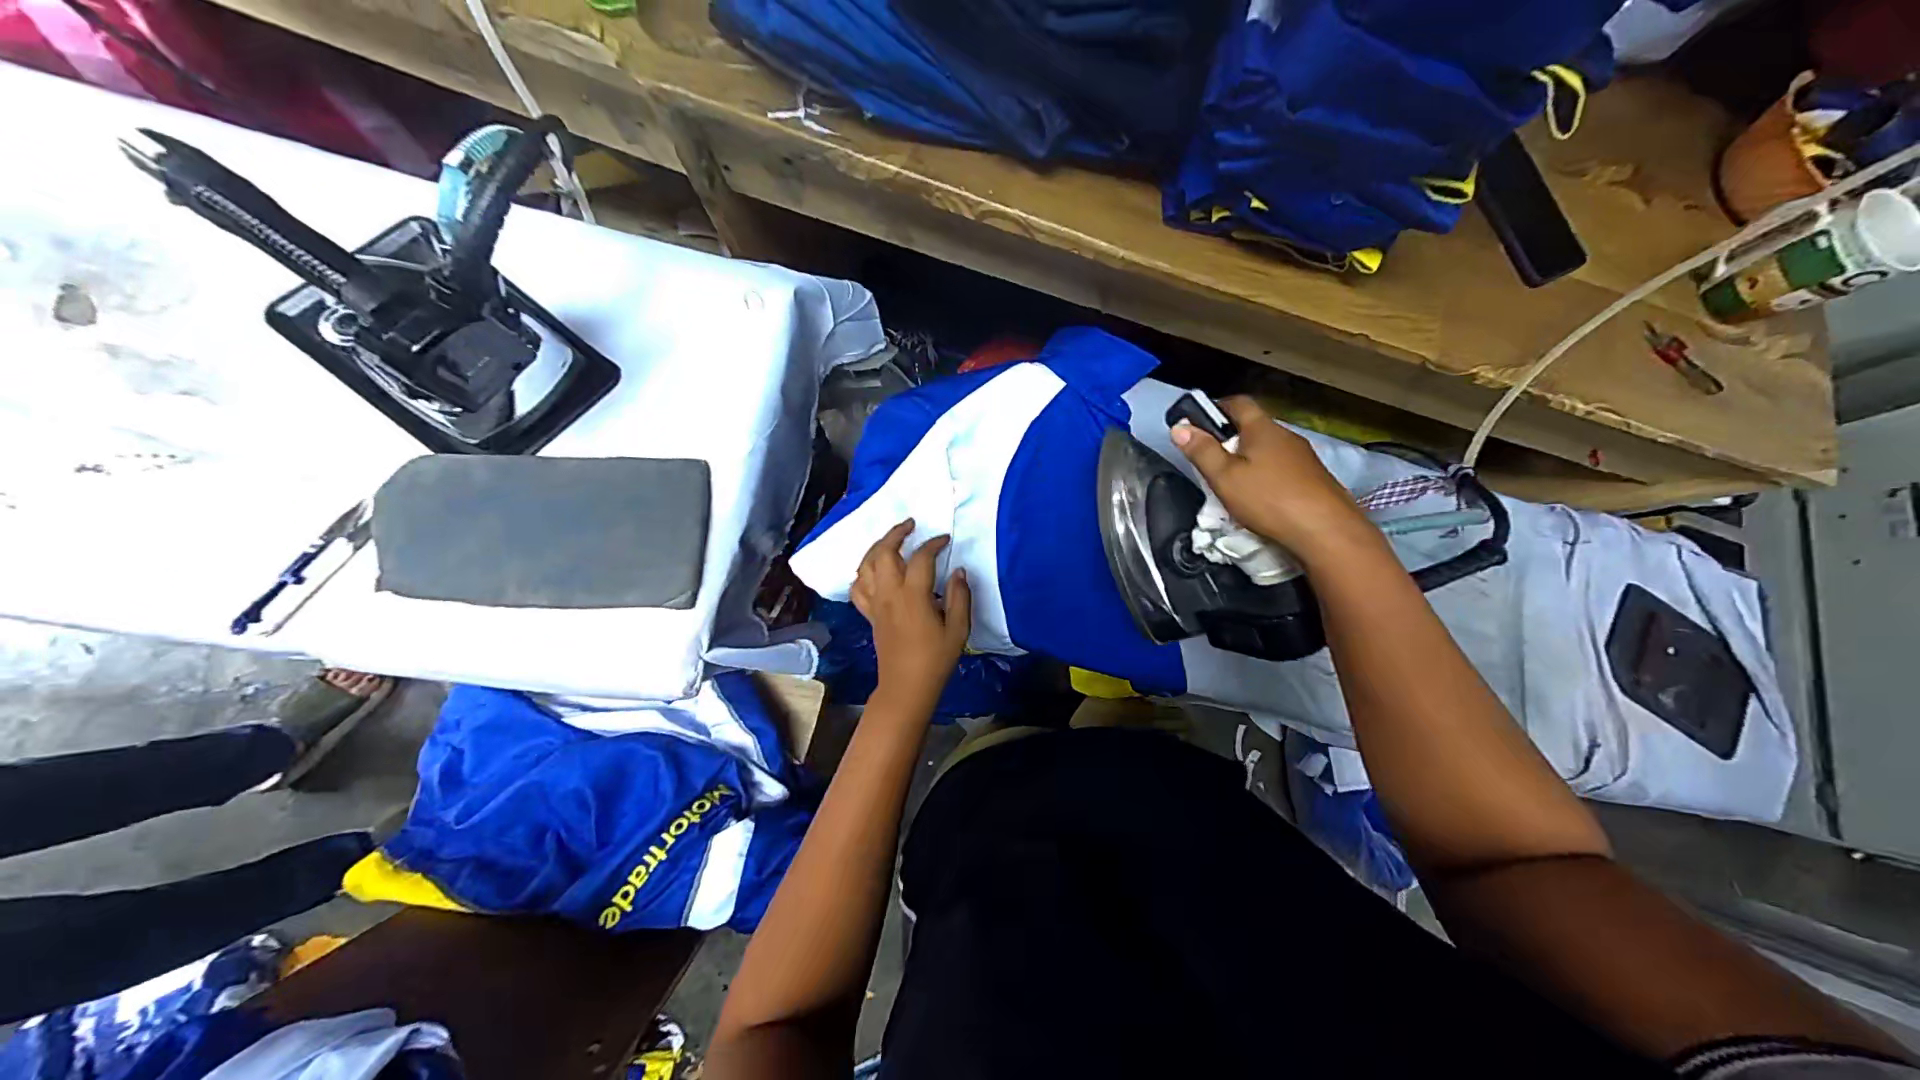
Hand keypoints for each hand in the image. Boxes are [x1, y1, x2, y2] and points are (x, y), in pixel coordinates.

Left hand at [851, 519, 971, 705]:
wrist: (906, 686)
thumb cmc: (935, 660)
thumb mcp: (958, 630)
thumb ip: (959, 597)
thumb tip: (958, 571)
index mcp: (912, 596)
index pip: (921, 558)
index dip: (933, 544)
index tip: (945, 540)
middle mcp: (889, 594)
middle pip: (884, 553)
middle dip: (896, 533)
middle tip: (911, 525)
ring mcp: (875, 604)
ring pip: (866, 565)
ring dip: (877, 547)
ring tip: (891, 540)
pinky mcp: (869, 614)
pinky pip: (858, 586)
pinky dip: (863, 572)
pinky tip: (873, 569)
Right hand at [1170, 396, 1376, 564]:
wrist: (1326, 530)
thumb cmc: (1269, 499)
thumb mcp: (1224, 477)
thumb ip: (1202, 451)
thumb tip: (1179, 427)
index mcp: (1262, 428)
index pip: (1238, 402)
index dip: (1215, 407)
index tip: (1197, 423)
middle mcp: (1286, 435)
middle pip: (1253, 427)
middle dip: (1230, 438)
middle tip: (1211, 461)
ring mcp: (1304, 457)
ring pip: (1269, 449)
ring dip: (1249, 460)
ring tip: (1234, 483)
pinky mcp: (1314, 478)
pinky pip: (1283, 468)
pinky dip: (1267, 476)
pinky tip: (1261, 498)